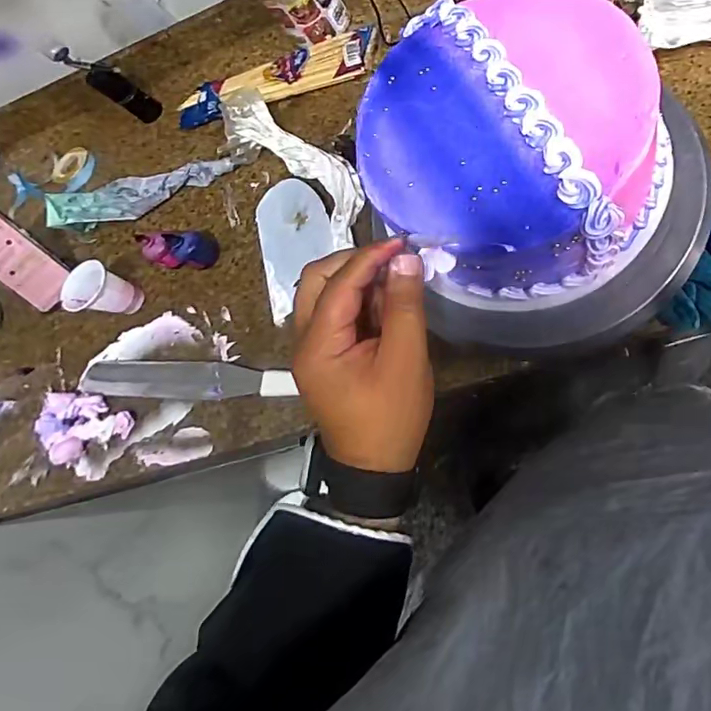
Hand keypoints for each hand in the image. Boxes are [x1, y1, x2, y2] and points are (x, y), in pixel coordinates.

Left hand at [291, 239, 433, 473]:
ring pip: (323, 293)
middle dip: (354, 262)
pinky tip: (385, 301)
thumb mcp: (406, 360)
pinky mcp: (324, 353)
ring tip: (394, 280)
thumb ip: (404, 306)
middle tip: (393, 260)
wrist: (374, 468)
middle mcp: (303, 340)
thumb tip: (405, 260)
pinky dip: (357, 299)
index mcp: (317, 343)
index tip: (402, 243)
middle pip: (317, 280)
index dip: (370, 257)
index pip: (339, 283)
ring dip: (356, 279)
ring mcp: (310, 347)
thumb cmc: (391, 418)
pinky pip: (334, 312)